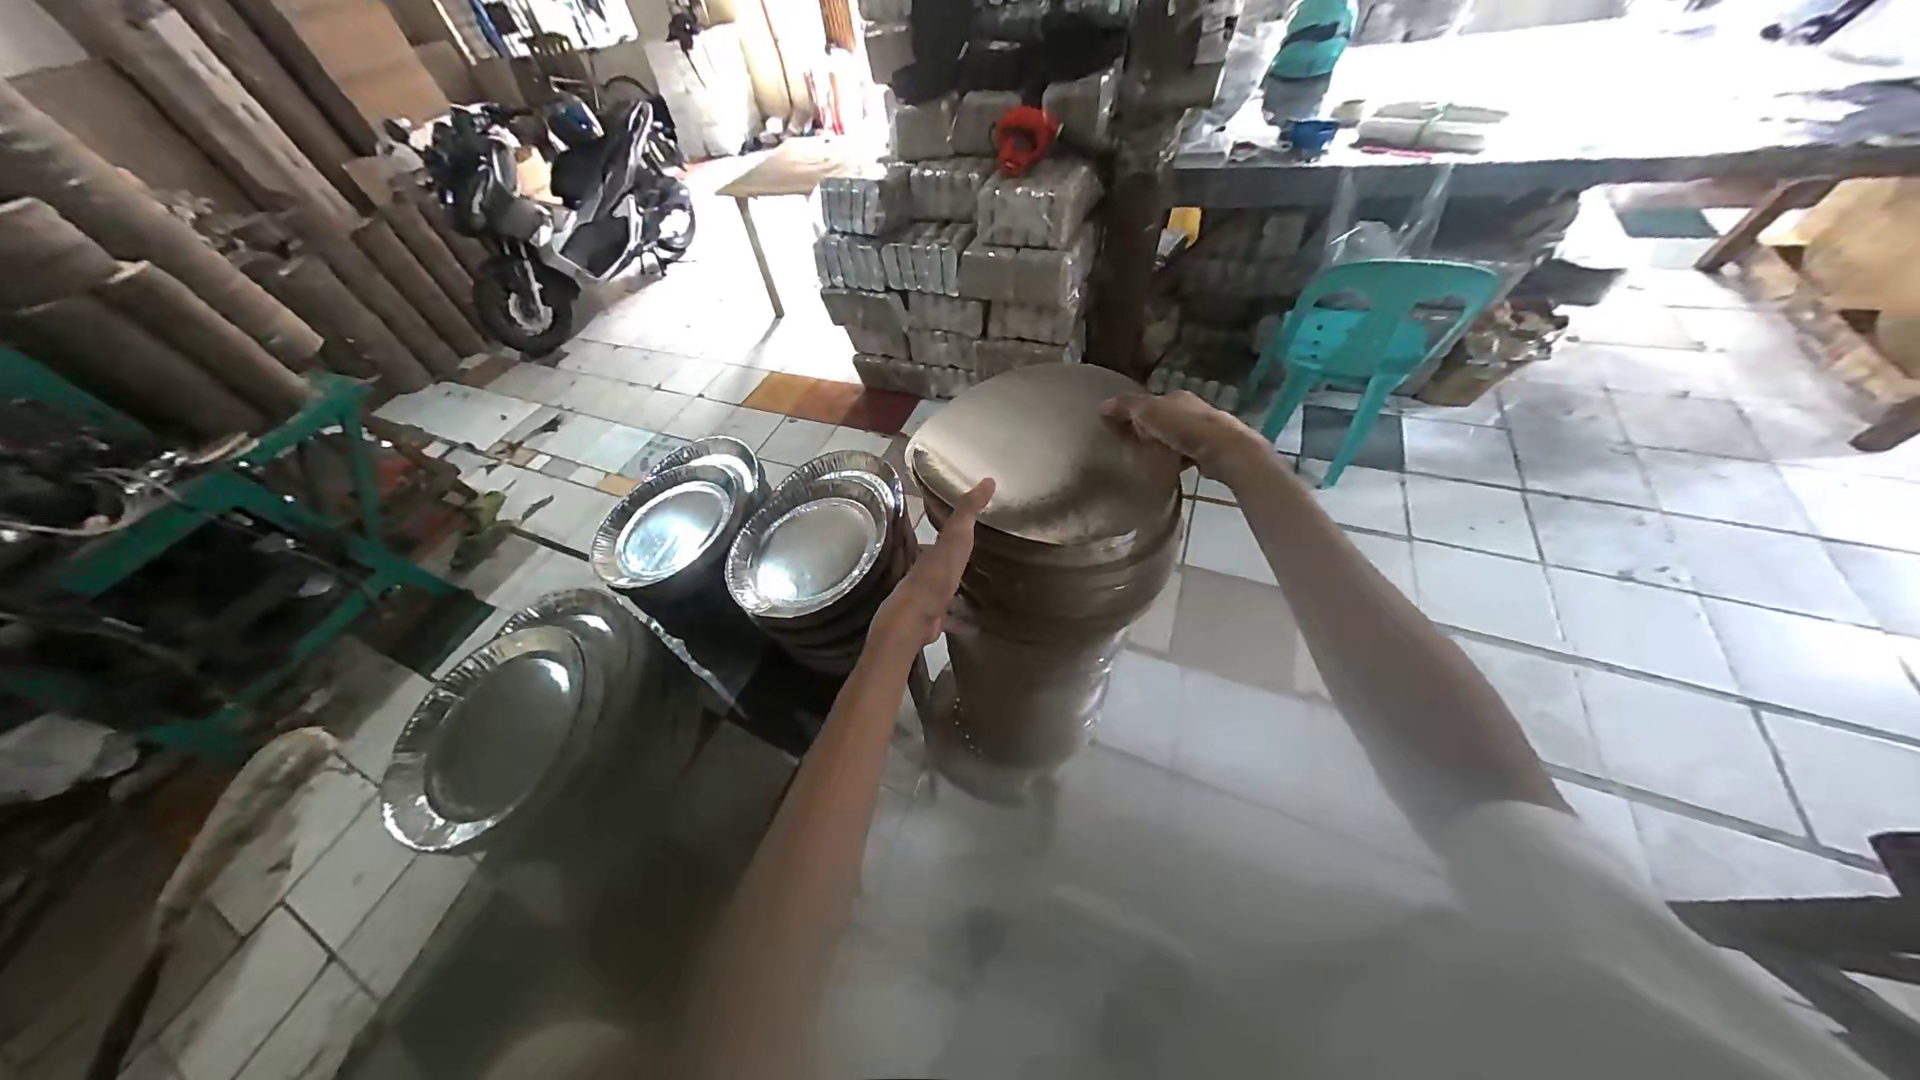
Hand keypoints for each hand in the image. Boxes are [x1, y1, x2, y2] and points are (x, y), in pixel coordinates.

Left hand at [870, 478, 993, 649]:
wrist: (914, 618)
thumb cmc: (936, 575)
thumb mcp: (955, 537)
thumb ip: (968, 511)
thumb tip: (987, 479)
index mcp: (930, 552)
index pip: (943, 538)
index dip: (955, 533)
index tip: (970, 532)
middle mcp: (925, 573)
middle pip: (942, 565)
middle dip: (956, 564)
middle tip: (979, 562)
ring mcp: (927, 599)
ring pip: (945, 593)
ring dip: (958, 592)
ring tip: (981, 593)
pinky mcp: (932, 621)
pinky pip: (950, 619)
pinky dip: (961, 621)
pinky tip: (976, 626)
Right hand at [1100, 390, 1269, 479]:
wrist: (1224, 449)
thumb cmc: (1184, 427)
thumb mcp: (1148, 412)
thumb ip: (1126, 407)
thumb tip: (1102, 406)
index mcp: (1175, 397)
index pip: (1147, 403)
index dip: (1130, 414)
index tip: (1116, 429)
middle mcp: (1190, 409)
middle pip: (1160, 419)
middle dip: (1145, 431)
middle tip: (1128, 447)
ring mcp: (1202, 430)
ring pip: (1172, 437)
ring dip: (1159, 445)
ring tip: (1145, 460)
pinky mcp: (1208, 450)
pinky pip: (1183, 453)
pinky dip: (1173, 458)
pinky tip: (1166, 468)